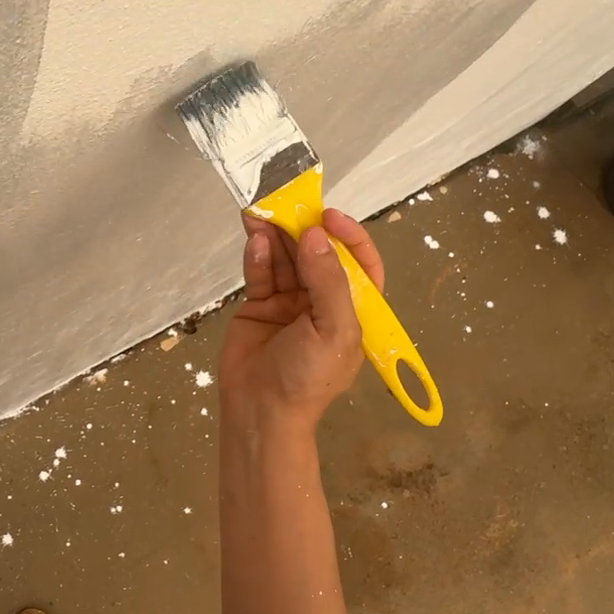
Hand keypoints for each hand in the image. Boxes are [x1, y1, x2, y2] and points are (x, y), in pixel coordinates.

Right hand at [219, 209, 385, 436]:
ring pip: (285, 258)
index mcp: (353, 309)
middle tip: (284, 203)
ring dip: (275, 235)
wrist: (261, 411)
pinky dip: (257, 256)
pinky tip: (254, 241)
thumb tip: (316, 235)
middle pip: (317, 254)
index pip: (359, 263)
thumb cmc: (308, 376)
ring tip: (259, 212)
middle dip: (303, 228)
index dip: (348, 236)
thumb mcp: (333, 331)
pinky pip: (261, 273)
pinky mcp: (259, 304)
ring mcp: (290, 301)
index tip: (327, 216)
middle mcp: (323, 300)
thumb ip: (327, 281)